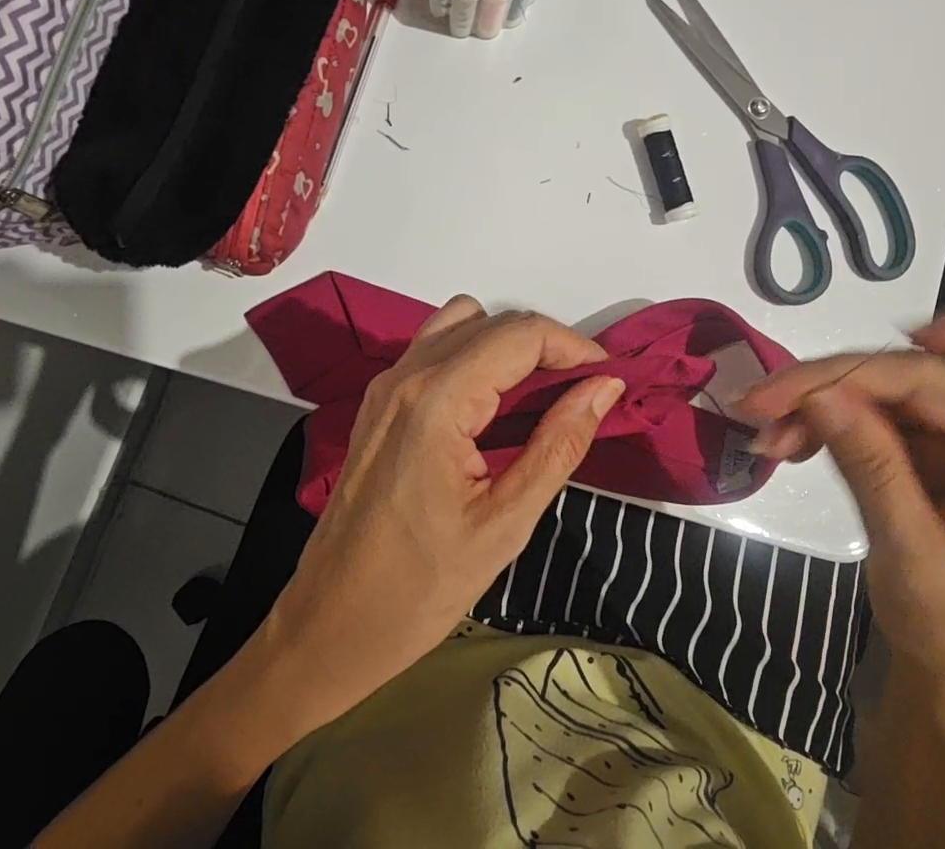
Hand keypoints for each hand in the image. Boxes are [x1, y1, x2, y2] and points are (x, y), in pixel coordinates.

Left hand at [258, 297, 625, 725]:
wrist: (334, 622)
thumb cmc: (421, 586)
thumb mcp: (506, 522)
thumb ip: (558, 444)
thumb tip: (605, 388)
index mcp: (436, 401)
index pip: (519, 335)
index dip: (573, 346)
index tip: (610, 377)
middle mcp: (405, 376)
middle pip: (491, 322)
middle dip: (546, 346)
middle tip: (585, 392)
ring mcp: (384, 387)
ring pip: (458, 326)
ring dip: (506, 346)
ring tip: (541, 397)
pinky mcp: (377, 406)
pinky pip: (433, 352)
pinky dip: (474, 359)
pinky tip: (494, 409)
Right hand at [738, 298, 944, 699]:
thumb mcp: (914, 560)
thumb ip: (874, 473)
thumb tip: (819, 395)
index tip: (926, 339)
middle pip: (935, 377)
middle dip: (847, 380)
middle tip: (764, 402)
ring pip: (890, 391)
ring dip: (818, 402)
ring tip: (763, 432)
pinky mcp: (924, 451)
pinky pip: (869, 416)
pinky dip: (821, 423)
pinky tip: (783, 444)